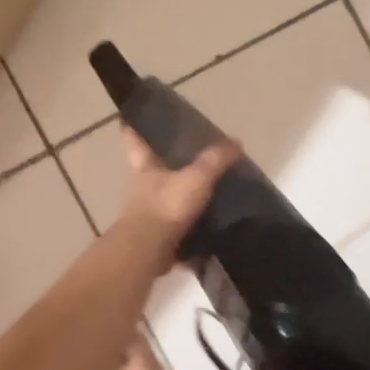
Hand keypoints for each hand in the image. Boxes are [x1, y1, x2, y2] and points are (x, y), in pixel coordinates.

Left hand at [113, 128, 238, 271]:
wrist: (148, 252)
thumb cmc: (166, 206)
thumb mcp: (196, 178)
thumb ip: (215, 160)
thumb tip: (235, 141)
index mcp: (144, 166)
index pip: (134, 138)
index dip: (133, 126)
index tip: (134, 117)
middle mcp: (140, 186)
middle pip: (149, 168)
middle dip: (164, 162)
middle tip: (186, 155)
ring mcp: (145, 213)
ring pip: (162, 197)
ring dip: (178, 195)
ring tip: (206, 191)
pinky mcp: (155, 236)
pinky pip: (174, 227)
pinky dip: (189, 227)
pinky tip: (209, 226)